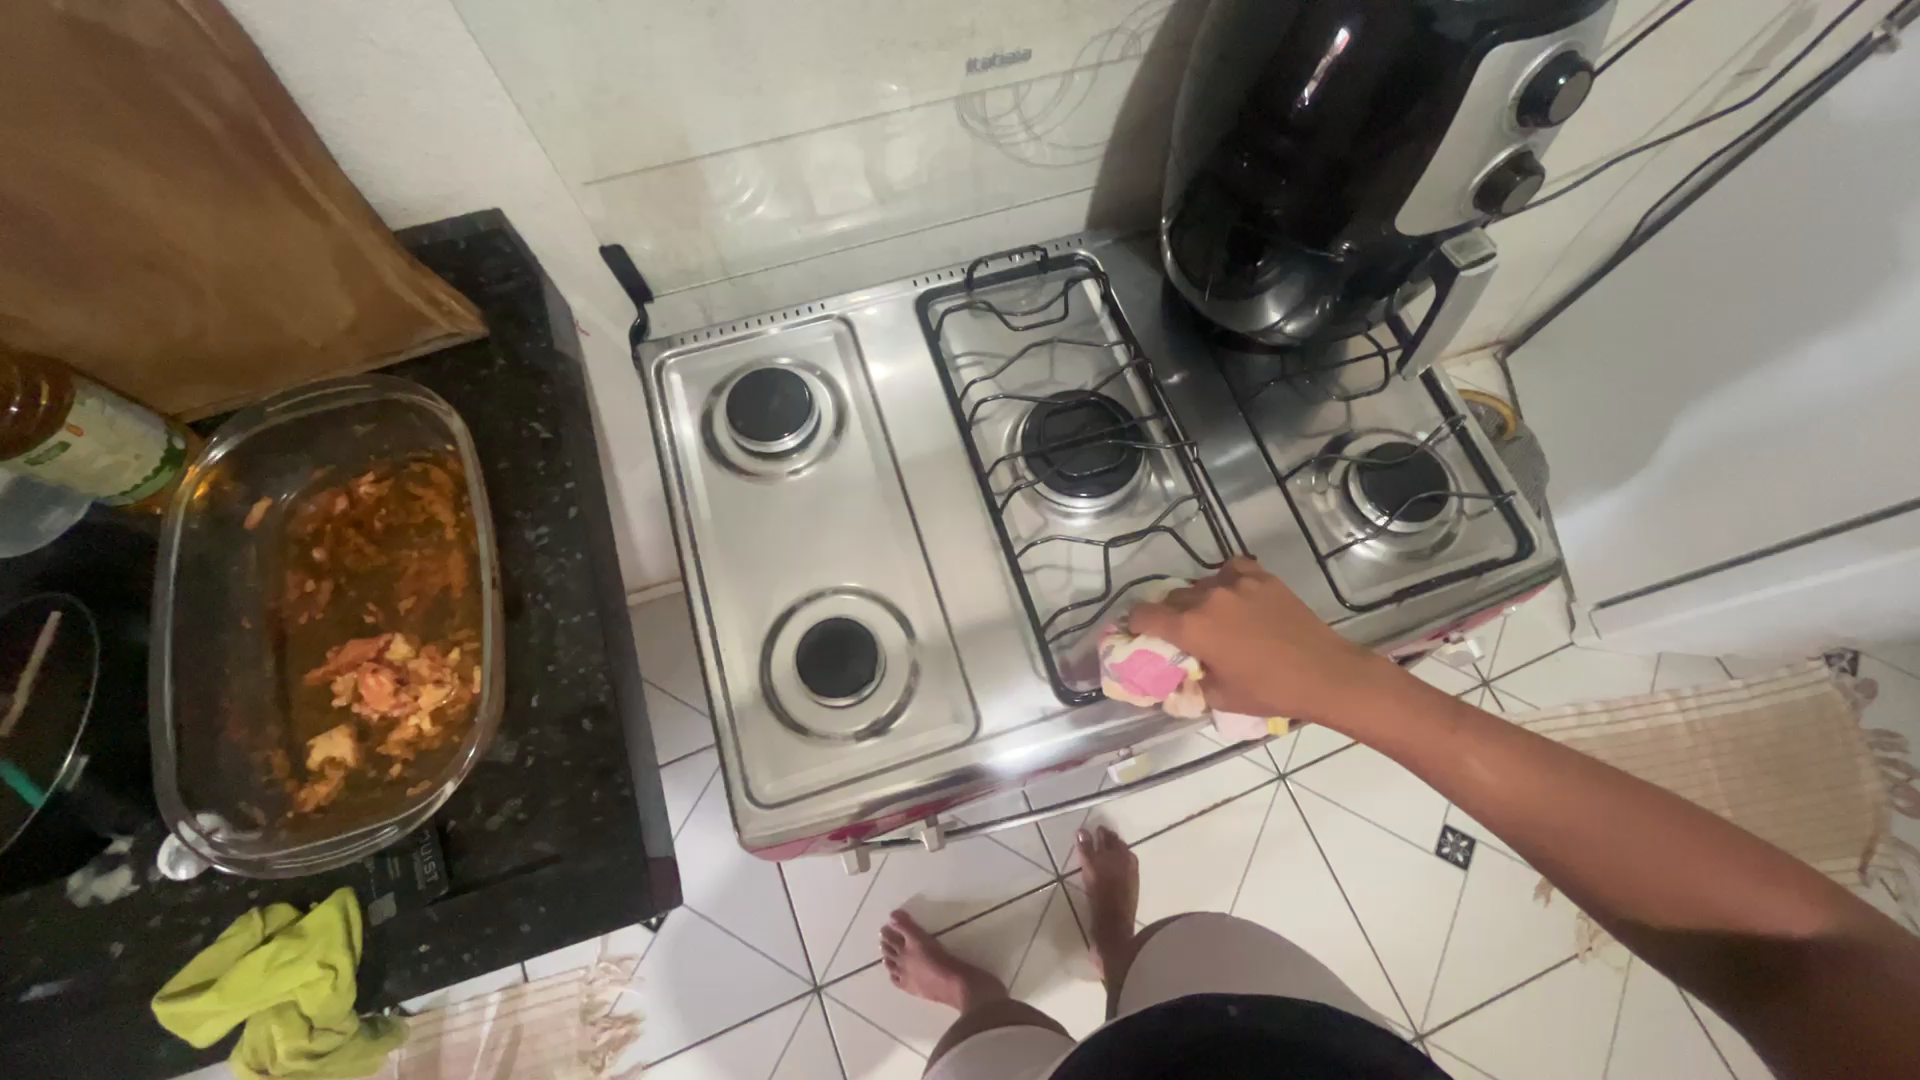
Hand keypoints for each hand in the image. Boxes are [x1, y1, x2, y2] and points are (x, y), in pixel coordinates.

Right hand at [1128, 556, 1396, 723]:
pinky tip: (1234, 596)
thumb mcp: (1220, 696)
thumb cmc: (1270, 692)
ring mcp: (1236, 584)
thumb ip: (1191, 679)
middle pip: (1170, 598)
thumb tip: (1179, 673)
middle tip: (1180, 634)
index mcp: (1190, 628)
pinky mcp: (1261, 578)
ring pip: (1200, 585)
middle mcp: (1207, 599)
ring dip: (1197, 601)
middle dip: (1168, 615)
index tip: (1140, 633)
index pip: (1143, 614)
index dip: (1136, 624)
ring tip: (1213, 618)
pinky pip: (1230, 570)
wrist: (1325, 674)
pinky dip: (1226, 581)